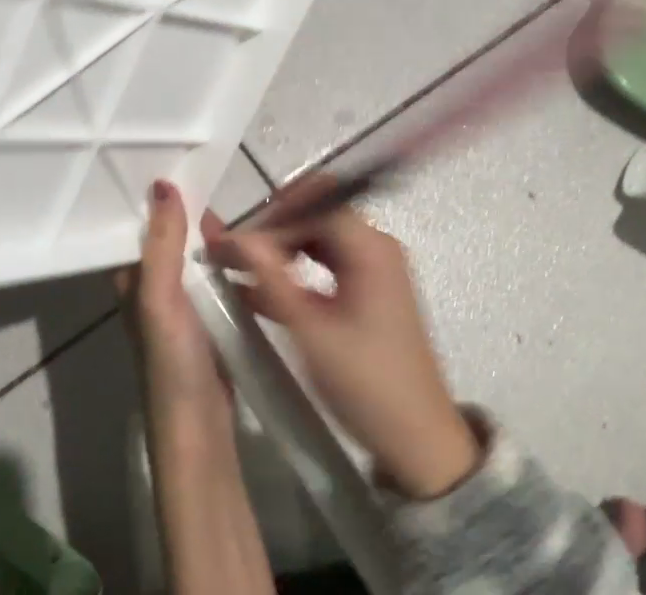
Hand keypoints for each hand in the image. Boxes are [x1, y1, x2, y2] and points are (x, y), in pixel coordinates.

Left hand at [121, 181, 277, 594]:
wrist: (201, 434)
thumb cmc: (171, 364)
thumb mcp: (160, 300)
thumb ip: (163, 245)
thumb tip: (161, 183)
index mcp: (131, 281)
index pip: (139, 226)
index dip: (155, 197)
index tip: (177, 158)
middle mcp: (152, 289)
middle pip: (171, 239)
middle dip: (190, 211)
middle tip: (219, 171)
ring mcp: (184, 307)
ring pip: (197, 259)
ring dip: (214, 235)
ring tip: (240, 198)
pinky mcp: (212, 322)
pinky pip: (220, 281)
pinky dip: (231, 262)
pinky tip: (253, 246)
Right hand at [211, 176, 479, 498]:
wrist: (419, 441)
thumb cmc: (366, 384)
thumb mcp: (310, 331)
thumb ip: (270, 277)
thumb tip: (233, 234)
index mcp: (370, 249)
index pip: (313, 204)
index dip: (268, 216)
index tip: (230, 238)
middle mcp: (375, 248)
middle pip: (314, 215)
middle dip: (269, 228)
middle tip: (226, 250)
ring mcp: (373, 270)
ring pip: (315, 239)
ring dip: (276, 249)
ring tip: (233, 266)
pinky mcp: (367, 293)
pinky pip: (323, 265)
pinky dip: (291, 271)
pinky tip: (254, 290)